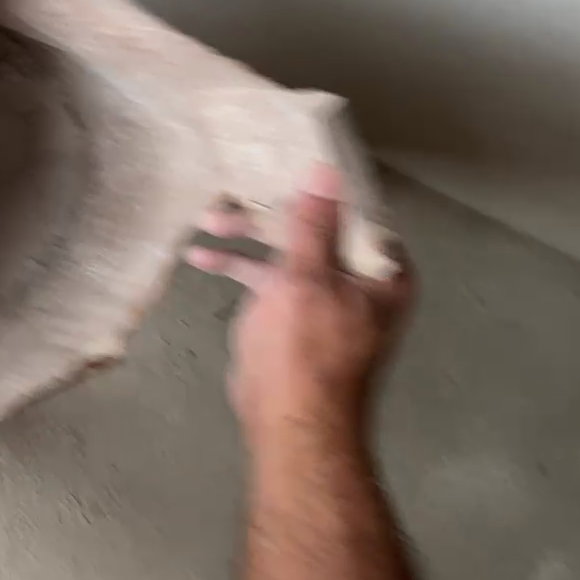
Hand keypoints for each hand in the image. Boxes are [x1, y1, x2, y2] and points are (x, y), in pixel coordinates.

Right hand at [188, 163, 414, 448]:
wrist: (289, 413)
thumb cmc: (305, 345)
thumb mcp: (305, 278)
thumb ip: (313, 225)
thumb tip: (325, 172)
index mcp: (379, 272)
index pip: (356, 214)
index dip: (320, 190)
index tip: (280, 165)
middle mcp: (356, 280)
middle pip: (312, 230)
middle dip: (267, 215)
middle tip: (227, 201)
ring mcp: (321, 297)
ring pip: (283, 251)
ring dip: (245, 237)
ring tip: (204, 224)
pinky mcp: (288, 314)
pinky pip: (264, 277)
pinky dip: (235, 266)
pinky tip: (200, 258)